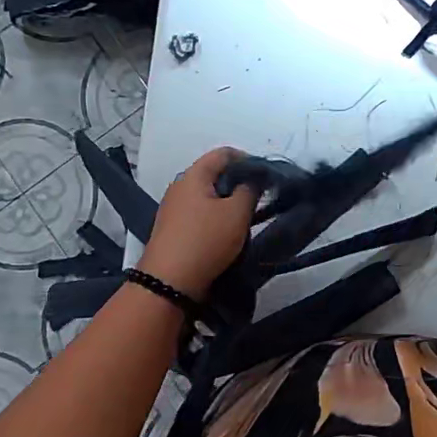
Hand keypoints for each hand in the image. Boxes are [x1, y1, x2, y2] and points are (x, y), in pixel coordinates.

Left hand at [137, 147, 257, 298]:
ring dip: (230, 205)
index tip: (266, 177)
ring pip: (209, 197)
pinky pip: (201, 215)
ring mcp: (174, 209)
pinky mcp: (174, 230)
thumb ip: (250, 190)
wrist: (169, 282)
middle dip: (240, 184)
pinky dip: (217, 220)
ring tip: (247, 221)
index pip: (224, 153)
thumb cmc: (206, 241)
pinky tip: (228, 236)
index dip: (248, 160)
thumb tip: (253, 180)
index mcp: (193, 175)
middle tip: (260, 200)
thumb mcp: (237, 213)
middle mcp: (180, 187)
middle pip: (215, 175)